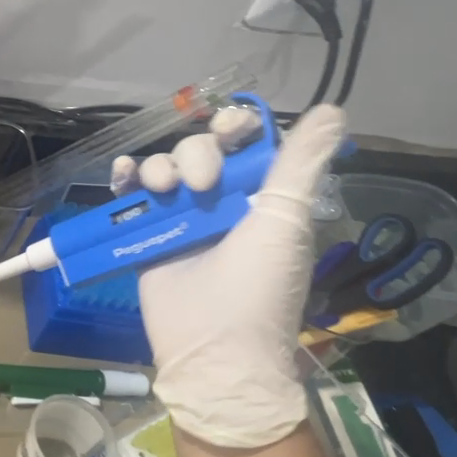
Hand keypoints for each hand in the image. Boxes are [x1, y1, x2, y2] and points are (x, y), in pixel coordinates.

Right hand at [111, 104, 346, 448]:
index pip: (244, 145)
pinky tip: (124, 175)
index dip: (233, 128)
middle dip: (196, 156)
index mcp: (259, 199)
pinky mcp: (146, 237)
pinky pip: (131, 197)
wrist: (215, 347)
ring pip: (163, 168)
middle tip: (203, 187)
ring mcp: (180, 220)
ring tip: (164, 189)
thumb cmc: (259, 286)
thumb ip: (300, 164)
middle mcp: (219, 204)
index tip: (228, 130)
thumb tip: (333, 110)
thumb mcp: (286, 221)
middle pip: (199, 151)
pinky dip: (125, 179)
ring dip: (159, 166)